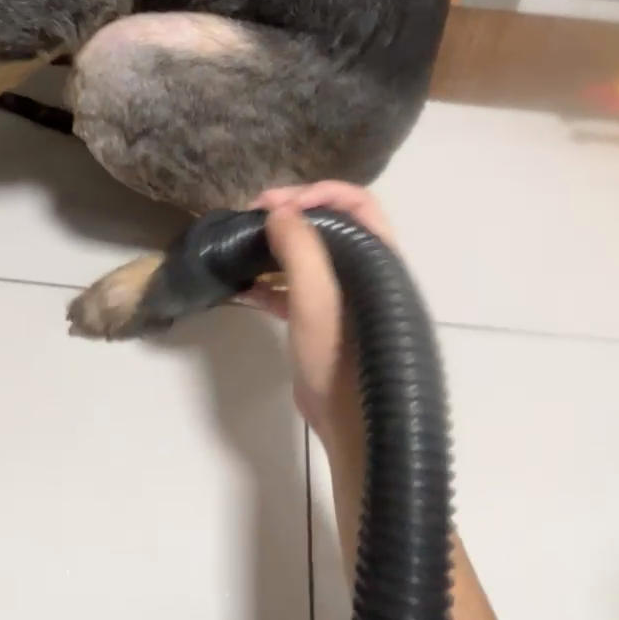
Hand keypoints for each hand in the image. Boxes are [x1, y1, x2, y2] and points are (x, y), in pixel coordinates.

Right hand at [241, 181, 399, 454]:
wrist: (353, 427)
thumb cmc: (342, 357)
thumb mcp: (318, 298)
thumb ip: (301, 248)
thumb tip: (278, 211)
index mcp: (377, 259)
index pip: (355, 203)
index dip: (317, 192)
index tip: (274, 203)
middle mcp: (365, 272)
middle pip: (330, 225)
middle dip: (291, 215)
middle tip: (254, 218)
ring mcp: (343, 298)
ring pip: (310, 256)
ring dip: (277, 246)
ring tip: (244, 246)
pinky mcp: (323, 322)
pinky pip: (295, 289)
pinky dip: (269, 283)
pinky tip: (241, 287)